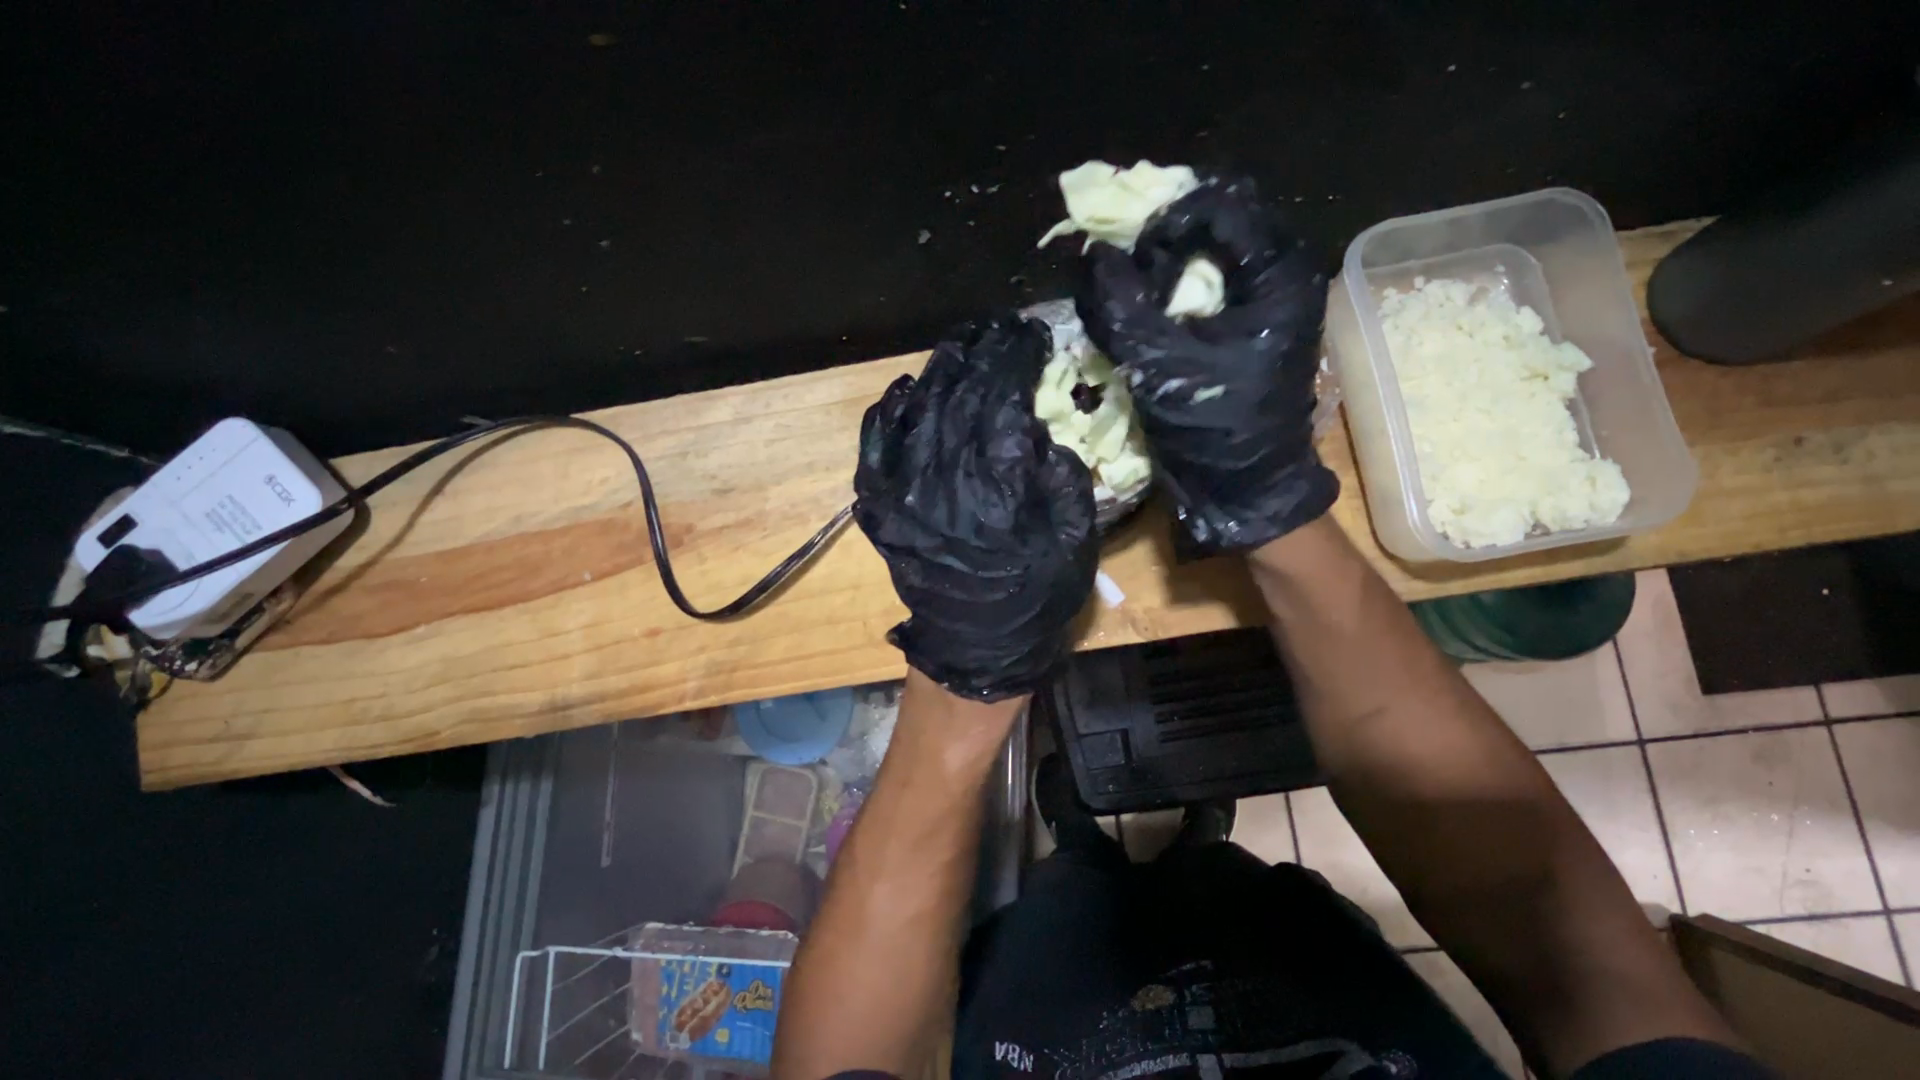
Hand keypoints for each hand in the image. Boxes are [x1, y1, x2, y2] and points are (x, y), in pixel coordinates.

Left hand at [853, 314, 1098, 700]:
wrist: (977, 648)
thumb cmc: (1036, 594)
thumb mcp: (1075, 534)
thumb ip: (1059, 470)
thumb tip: (1033, 422)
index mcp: (999, 482)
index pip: (1003, 395)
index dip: (1016, 358)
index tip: (1030, 336)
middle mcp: (945, 476)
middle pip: (959, 393)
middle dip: (981, 354)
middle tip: (997, 330)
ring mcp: (904, 489)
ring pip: (918, 409)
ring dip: (941, 371)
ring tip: (962, 346)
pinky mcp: (881, 505)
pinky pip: (877, 444)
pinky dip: (890, 411)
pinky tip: (907, 389)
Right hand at [1075, 175, 1338, 558]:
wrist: (1251, 492)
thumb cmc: (1216, 431)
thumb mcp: (1160, 367)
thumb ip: (1121, 307)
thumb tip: (1091, 255)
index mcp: (1280, 278)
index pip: (1222, 208)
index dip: (1167, 220)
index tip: (1131, 254)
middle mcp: (1287, 275)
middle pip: (1221, 220)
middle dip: (1167, 236)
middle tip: (1130, 267)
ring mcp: (1276, 299)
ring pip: (1217, 248)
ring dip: (1171, 261)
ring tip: (1137, 291)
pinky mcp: (1259, 321)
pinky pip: (1217, 279)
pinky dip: (1180, 284)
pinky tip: (1153, 309)